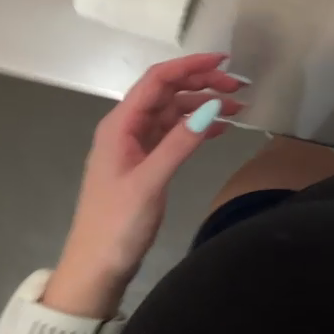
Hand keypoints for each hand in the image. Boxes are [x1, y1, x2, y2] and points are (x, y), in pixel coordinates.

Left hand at [42, 53, 246, 317]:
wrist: (95, 271)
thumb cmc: (116, 226)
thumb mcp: (149, 183)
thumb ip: (180, 143)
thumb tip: (213, 105)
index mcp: (120, 125)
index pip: (157, 80)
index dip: (190, 65)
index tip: (224, 62)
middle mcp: (127, 127)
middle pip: (168, 91)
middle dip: (202, 83)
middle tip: (238, 89)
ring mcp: (136, 145)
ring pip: (174, 110)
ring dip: (204, 105)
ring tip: (238, 109)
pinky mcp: (146, 162)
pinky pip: (175, 132)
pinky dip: (198, 126)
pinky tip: (220, 129)